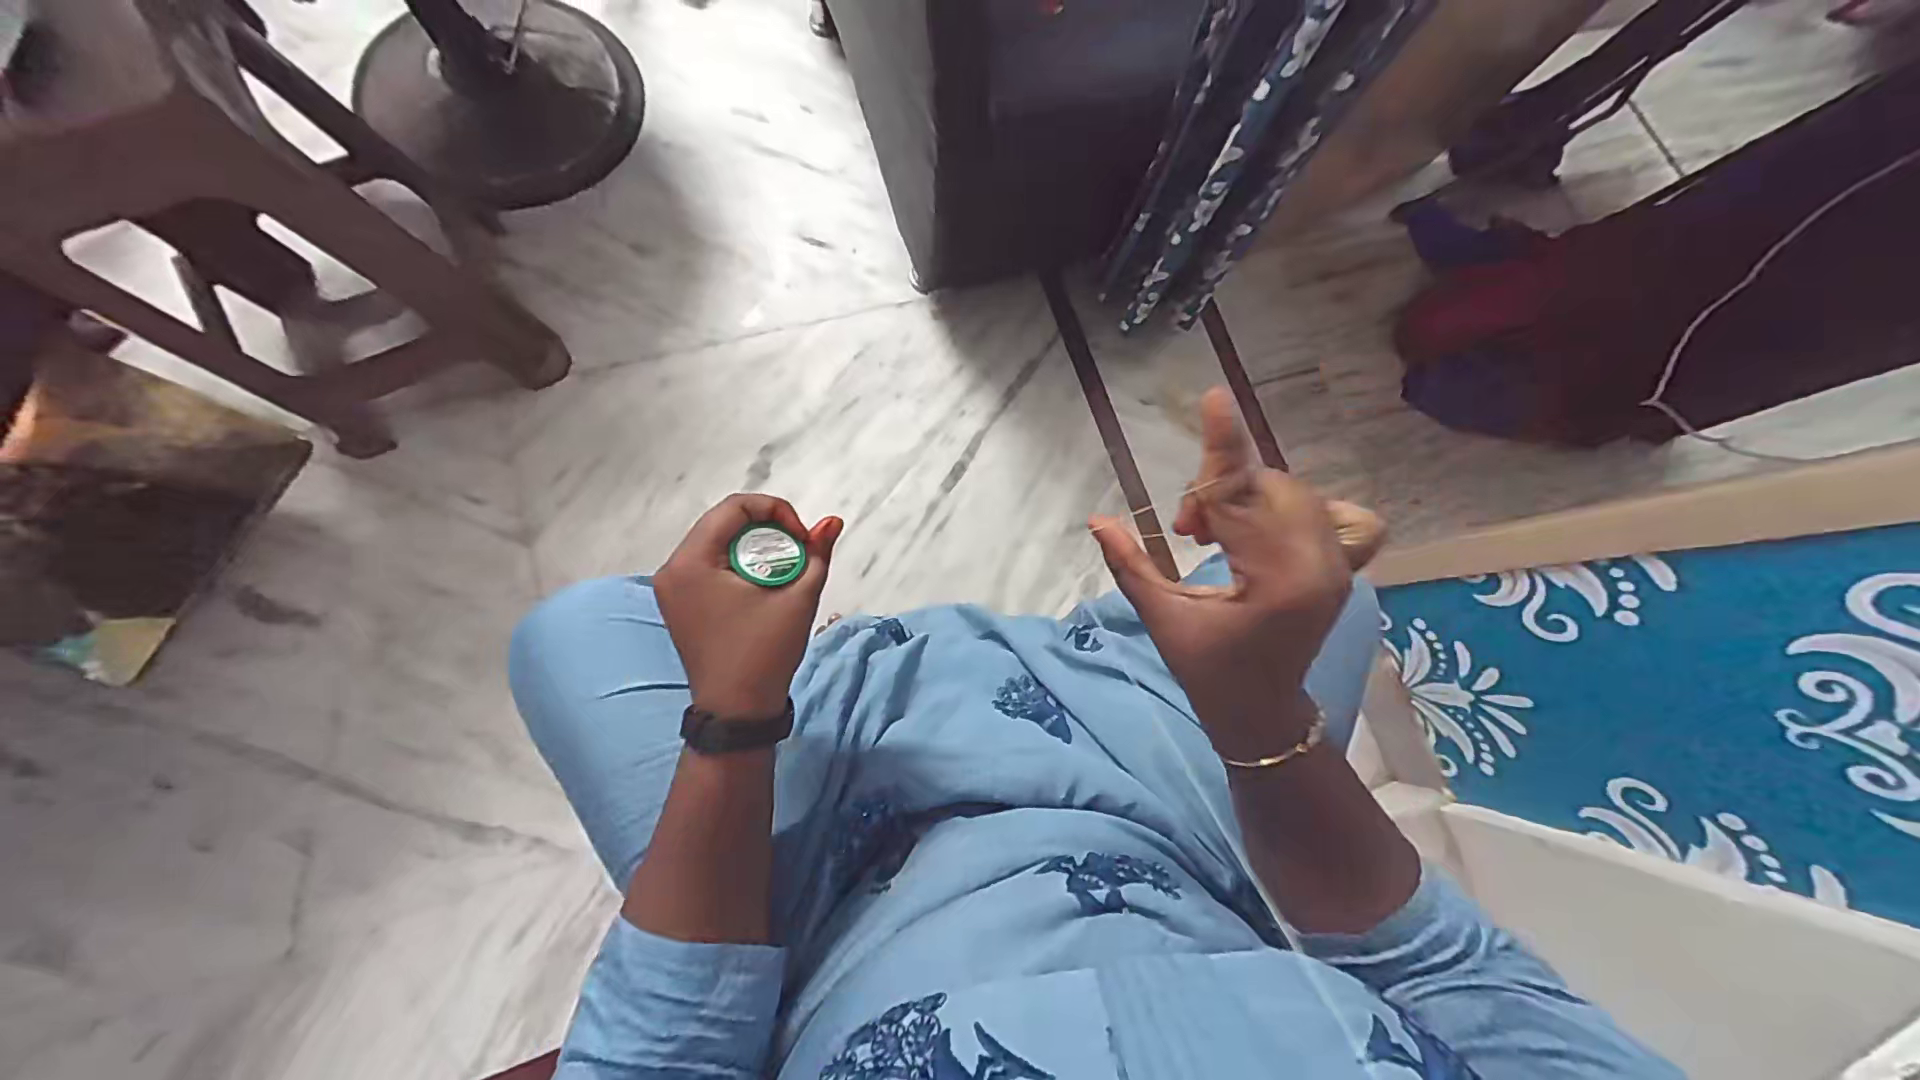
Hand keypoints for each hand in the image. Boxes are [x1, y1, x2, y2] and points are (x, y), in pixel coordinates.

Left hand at [655, 494, 842, 719]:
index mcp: (692, 562)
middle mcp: (672, 568)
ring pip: (717, 542)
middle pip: (723, 522)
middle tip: (797, 552)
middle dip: (767, 528)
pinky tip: (762, 584)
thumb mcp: (799, 598)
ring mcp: (671, 587)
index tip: (802, 539)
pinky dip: (739, 563)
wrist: (737, 710)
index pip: (734, 507)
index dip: (776, 511)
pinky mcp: (678, 602)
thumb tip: (831, 521)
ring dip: (754, 545)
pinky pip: (709, 564)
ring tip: (783, 569)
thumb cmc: (766, 654)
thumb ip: (817, 553)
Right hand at [1090, 388, 1381, 760]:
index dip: (1221, 446)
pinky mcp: (1342, 566)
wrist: (1262, 711)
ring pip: (1293, 492)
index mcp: (1274, 581)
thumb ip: (1131, 564)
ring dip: (1248, 497)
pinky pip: (1340, 513)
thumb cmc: (1208, 671)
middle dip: (1218, 492)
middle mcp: (1318, 565)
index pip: (1239, 498)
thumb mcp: (1162, 618)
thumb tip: (1097, 520)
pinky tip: (1270, 524)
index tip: (1215, 398)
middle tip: (1186, 528)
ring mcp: (1338, 565)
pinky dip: (1301, 505)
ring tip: (1217, 532)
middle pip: (1267, 487)